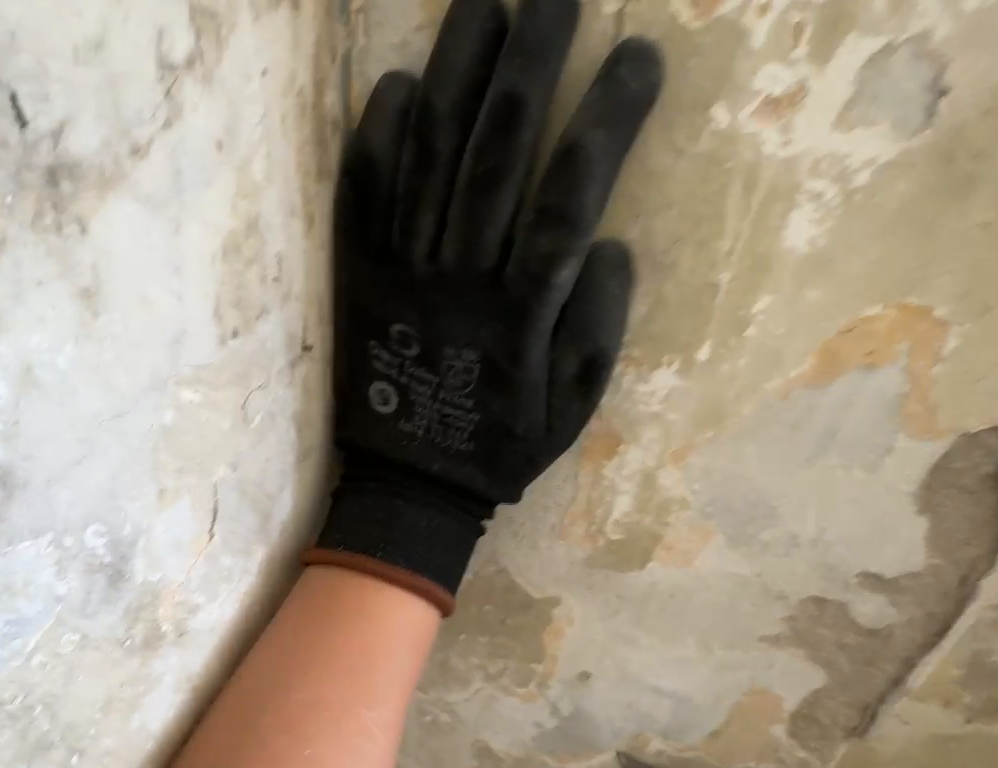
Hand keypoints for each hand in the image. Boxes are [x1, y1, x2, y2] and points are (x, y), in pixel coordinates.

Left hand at [305, 0, 662, 614]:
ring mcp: (398, 277)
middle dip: (529, 68)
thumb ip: (596, 330)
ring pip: (425, 165)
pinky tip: (392, 84)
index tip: (642, 56)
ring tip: (484, 3)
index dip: (606, 124)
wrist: (410, 489)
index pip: (568, 200)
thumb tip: (608, 242)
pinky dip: (372, 144)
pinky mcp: (356, 282)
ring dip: (453, 78)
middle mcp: (456, 281)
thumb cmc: (501, 448)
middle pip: (493, 159)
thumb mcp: (571, 412)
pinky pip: (360, 206)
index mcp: (519, 316)